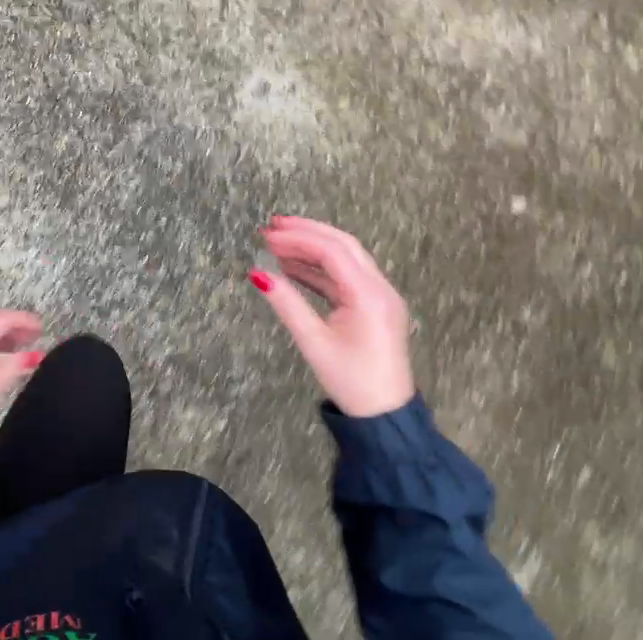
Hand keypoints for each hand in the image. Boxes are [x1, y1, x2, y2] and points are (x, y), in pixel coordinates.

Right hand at [250, 216, 415, 417]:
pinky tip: (295, 268)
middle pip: (343, 245)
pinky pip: (347, 276)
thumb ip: (287, 303)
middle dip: (307, 232)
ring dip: (313, 248)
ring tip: (278, 245)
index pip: (332, 251)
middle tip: (272, 227)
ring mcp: (381, 296)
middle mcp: (380, 288)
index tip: (267, 235)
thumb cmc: (351, 381)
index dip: (298, 238)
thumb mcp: (313, 342)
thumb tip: (257, 274)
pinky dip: (321, 268)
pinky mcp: (375, 306)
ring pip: (346, 258)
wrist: (385, 415)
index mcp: (369, 295)